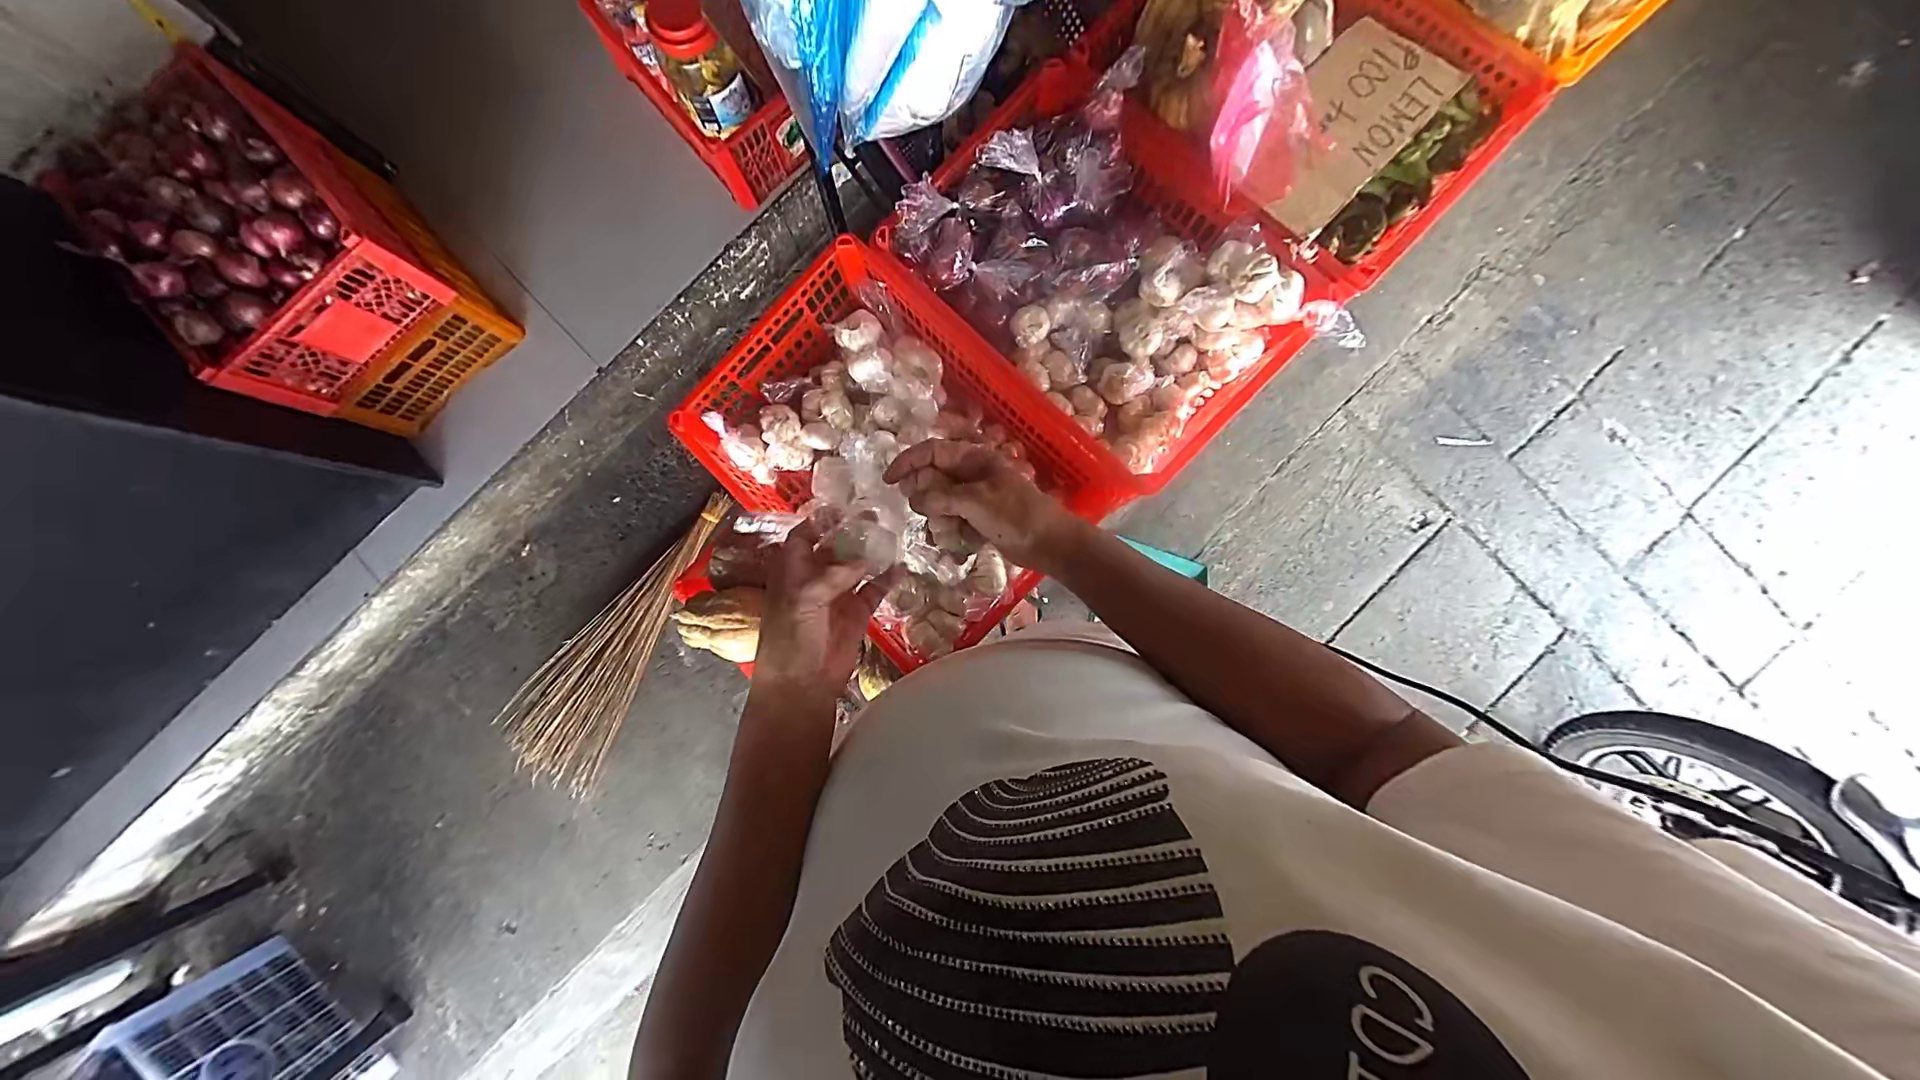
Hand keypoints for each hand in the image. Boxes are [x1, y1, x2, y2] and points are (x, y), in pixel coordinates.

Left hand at [752, 525, 899, 700]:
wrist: (802, 684)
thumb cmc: (790, 640)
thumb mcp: (803, 601)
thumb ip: (832, 577)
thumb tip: (864, 562)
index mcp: (792, 571)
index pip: (802, 536)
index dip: (817, 520)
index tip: (840, 505)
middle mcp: (815, 578)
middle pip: (833, 547)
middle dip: (851, 530)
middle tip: (874, 513)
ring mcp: (838, 595)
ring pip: (857, 566)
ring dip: (872, 551)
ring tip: (891, 532)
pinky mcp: (857, 612)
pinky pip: (875, 590)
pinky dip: (888, 579)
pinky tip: (902, 567)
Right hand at [884, 440, 1086, 570]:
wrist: (1050, 542)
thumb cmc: (1016, 515)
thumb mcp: (975, 502)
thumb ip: (940, 496)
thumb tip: (913, 495)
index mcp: (973, 458)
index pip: (932, 451)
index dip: (908, 462)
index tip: (889, 481)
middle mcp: (971, 474)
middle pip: (932, 477)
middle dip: (923, 495)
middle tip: (927, 514)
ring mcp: (975, 496)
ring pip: (940, 501)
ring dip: (937, 517)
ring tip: (947, 531)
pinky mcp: (979, 518)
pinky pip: (953, 519)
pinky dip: (950, 529)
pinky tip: (956, 542)